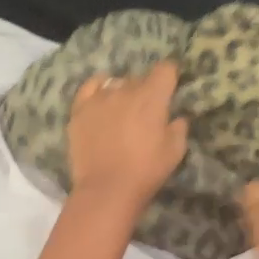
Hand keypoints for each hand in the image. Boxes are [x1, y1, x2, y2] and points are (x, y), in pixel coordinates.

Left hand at [67, 61, 187, 210]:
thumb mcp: (175, 151)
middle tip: (148, 109)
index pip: (165, 69)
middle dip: (147, 89)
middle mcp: (125, 90)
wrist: (107, 188)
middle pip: (140, 78)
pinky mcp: (80, 110)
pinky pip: (90, 87)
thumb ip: (178, 128)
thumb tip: (176, 117)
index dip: (170, 74)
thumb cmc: (147, 170)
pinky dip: (99, 88)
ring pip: (116, 83)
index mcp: (152, 97)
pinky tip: (102, 96)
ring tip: (124, 109)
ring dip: (123, 92)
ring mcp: (99, 98)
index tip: (172, 84)